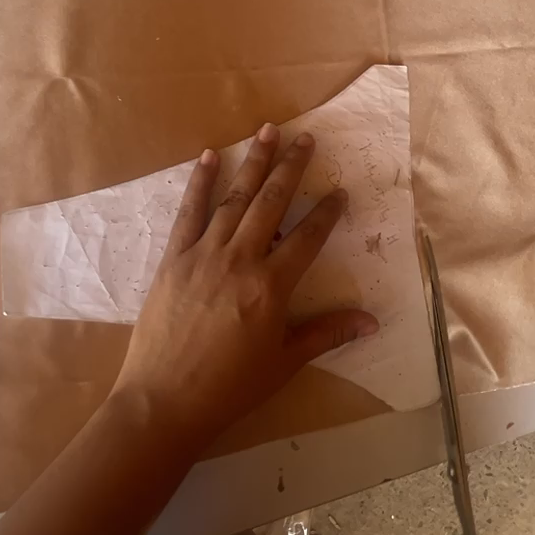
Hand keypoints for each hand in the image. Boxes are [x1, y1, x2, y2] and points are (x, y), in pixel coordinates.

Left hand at [108, 124, 379, 451]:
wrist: (162, 404)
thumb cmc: (229, 388)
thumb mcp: (284, 362)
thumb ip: (327, 334)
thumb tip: (373, 322)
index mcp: (271, 286)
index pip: (308, 237)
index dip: (326, 212)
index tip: (339, 191)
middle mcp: (241, 259)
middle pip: (272, 202)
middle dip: (291, 167)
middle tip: (306, 138)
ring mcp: (204, 254)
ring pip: (235, 197)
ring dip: (254, 162)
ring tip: (268, 130)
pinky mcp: (174, 258)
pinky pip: (189, 212)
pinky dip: (200, 182)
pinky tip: (209, 156)